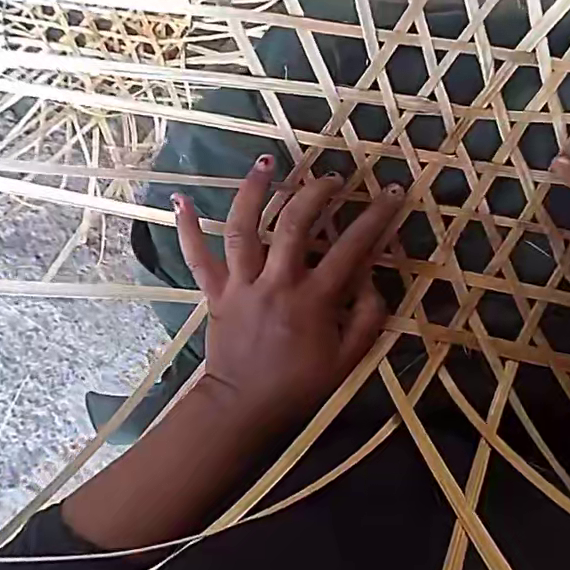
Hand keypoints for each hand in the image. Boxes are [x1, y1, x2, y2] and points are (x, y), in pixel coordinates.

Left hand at [172, 154, 403, 434]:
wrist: (243, 408)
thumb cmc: (299, 384)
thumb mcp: (348, 359)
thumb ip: (368, 318)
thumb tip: (373, 280)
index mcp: (313, 299)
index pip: (352, 248)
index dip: (375, 217)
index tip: (391, 192)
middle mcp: (277, 282)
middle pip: (296, 224)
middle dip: (316, 193)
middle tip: (332, 178)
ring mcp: (241, 284)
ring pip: (244, 229)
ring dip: (254, 192)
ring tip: (266, 162)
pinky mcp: (215, 292)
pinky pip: (198, 257)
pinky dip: (187, 229)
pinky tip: (179, 200)